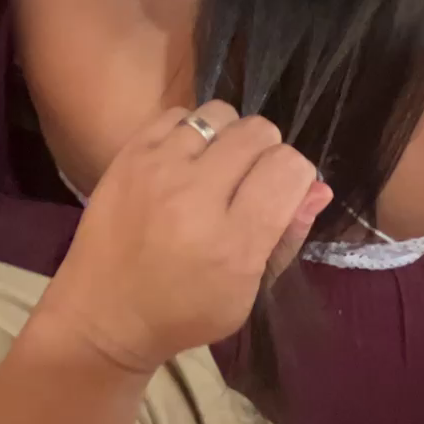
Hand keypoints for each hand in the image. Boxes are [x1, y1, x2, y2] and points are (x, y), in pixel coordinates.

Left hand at [32, 102, 331, 374]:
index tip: (282, 191)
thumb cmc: (184, 311)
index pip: (288, 168)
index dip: (296, 175)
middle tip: (248, 180)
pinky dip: (191, 130)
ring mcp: (159, 169)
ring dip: (228, 137)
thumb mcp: (247, 293)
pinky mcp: (131, 153)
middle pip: (258, 133)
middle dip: (266, 152)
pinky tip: (185, 159)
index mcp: (233, 243)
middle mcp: (196, 197)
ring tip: (216, 165)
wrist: (105, 311)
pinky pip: (178, 112)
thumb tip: (318, 185)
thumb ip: (286, 236)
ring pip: (220, 114)